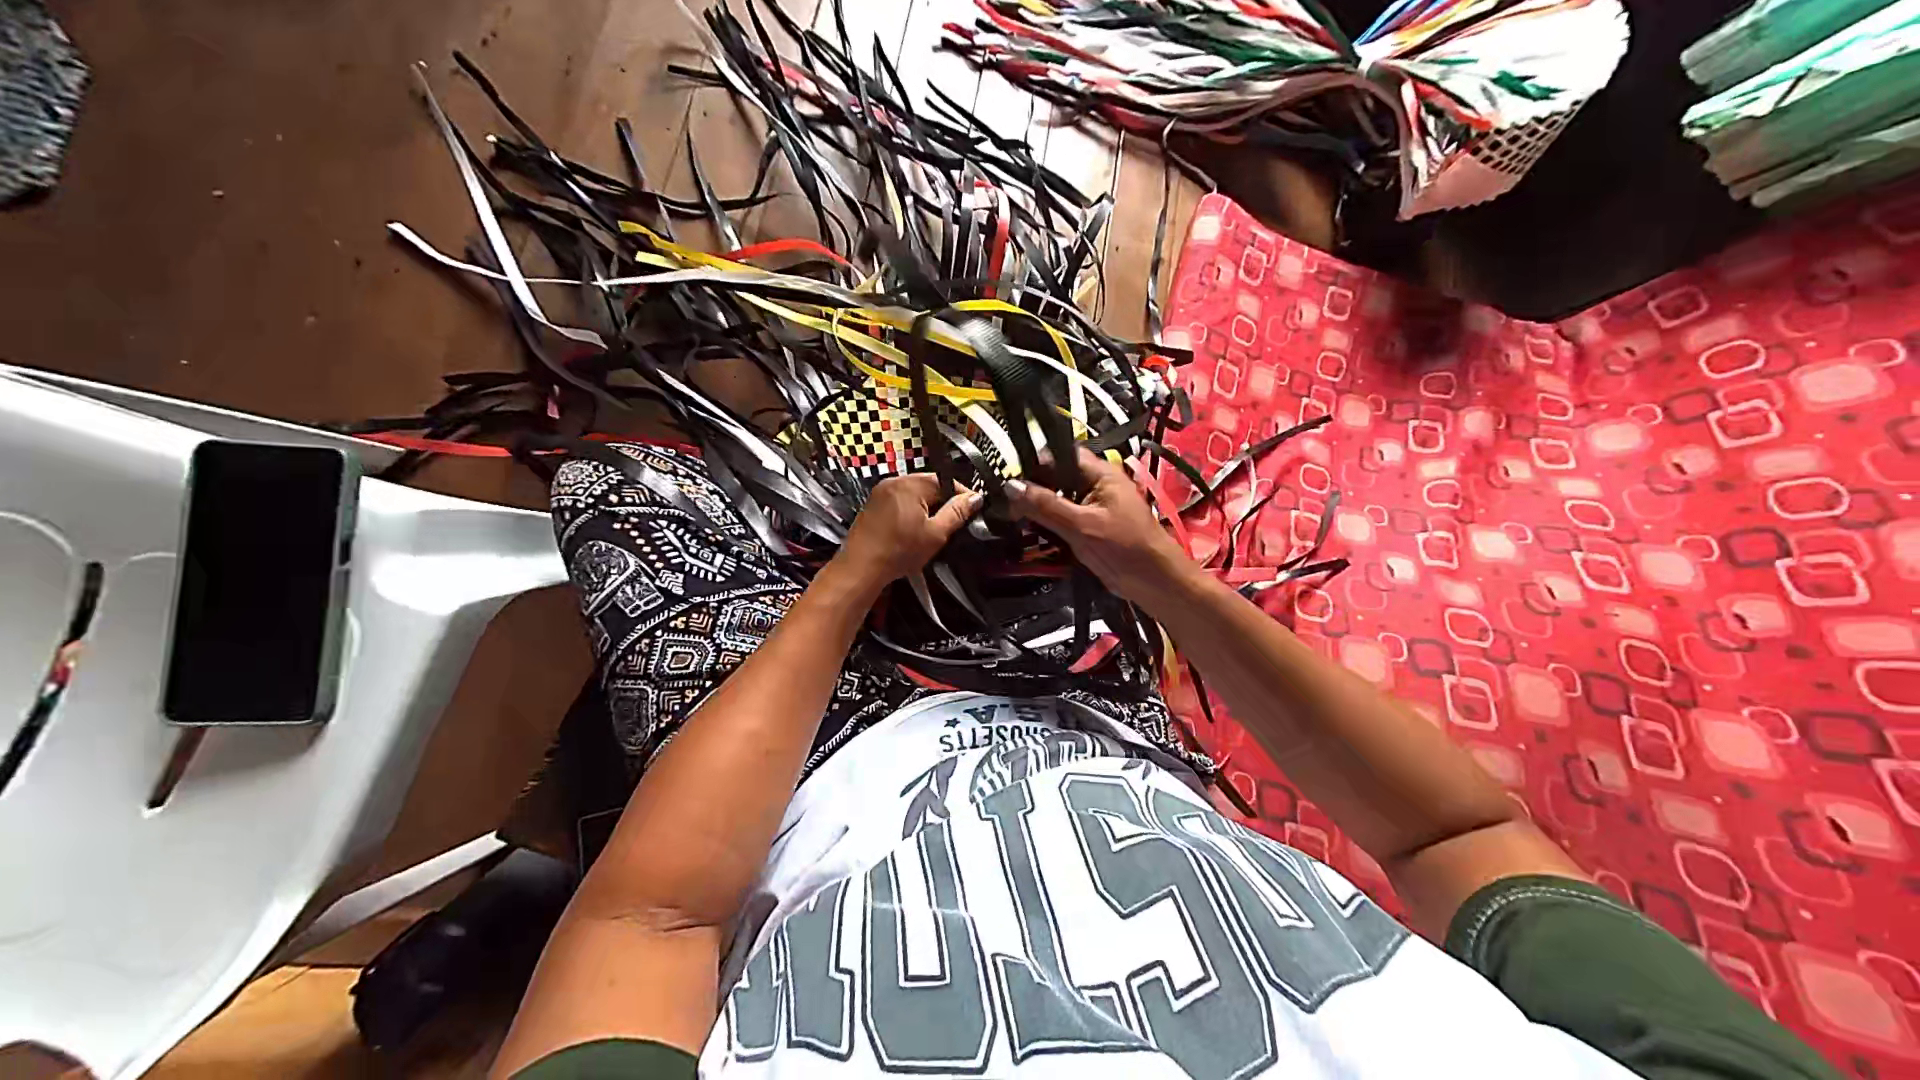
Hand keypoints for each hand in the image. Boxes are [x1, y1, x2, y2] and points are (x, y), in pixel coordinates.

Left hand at [829, 474, 980, 596]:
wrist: (861, 568)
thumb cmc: (899, 552)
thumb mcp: (936, 534)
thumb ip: (957, 513)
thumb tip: (976, 497)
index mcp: (911, 484)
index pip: (946, 480)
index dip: (962, 494)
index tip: (973, 509)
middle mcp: (895, 481)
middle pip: (929, 484)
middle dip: (944, 501)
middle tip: (955, 522)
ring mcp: (881, 491)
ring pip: (915, 493)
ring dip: (927, 506)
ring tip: (935, 528)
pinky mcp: (874, 504)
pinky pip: (900, 500)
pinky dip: (911, 510)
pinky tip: (914, 529)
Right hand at [1007, 448, 1199, 608]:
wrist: (1155, 583)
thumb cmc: (1125, 548)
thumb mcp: (1081, 526)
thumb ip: (1045, 506)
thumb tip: (1010, 486)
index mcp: (1101, 473)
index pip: (1061, 455)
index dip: (1035, 462)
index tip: (1009, 476)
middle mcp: (1096, 485)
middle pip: (1056, 477)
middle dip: (1032, 487)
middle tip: (1005, 500)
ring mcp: (1092, 507)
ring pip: (1056, 499)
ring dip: (1037, 507)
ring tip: (1011, 515)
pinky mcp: (1089, 527)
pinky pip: (1061, 518)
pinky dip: (1046, 523)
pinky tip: (1028, 528)